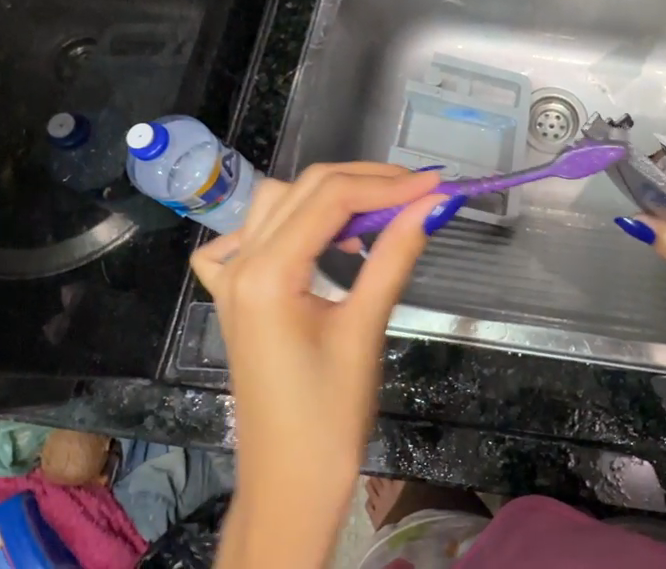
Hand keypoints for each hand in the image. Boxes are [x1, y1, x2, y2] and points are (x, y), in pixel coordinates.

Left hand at [191, 163, 446, 566]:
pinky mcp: (233, 294)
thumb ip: (394, 255)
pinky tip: (315, 242)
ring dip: (328, 198)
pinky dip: (287, 223)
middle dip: (365, 183)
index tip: (436, 185)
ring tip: (376, 219)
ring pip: (278, 203)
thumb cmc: (329, 415)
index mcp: (267, 273)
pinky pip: (249, 236)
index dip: (388, 185)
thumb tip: (433, 204)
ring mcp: (230, 278)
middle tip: (418, 195)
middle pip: (304, 190)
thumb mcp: (365, 328)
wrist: (288, 482)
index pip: (331, 199)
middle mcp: (240, 264)